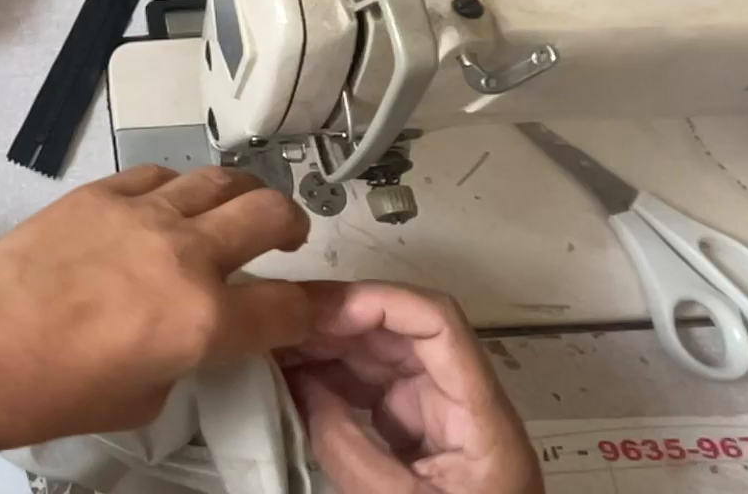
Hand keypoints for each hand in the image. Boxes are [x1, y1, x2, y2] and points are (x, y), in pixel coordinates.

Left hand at [0, 165, 312, 451]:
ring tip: (235, 205)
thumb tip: (191, 324)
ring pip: (215, 179)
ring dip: (239, 192)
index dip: (317, 307)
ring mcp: (140, 212)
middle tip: (287, 235)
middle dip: (291, 223)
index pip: (287, 306)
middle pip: (267, 212)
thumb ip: (186, 351)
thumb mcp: (146, 396)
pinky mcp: (99, 192)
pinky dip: (175, 188)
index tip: (324, 302)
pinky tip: (166, 203)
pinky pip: (155, 175)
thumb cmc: (57, 390)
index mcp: (204, 318)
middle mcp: (184, 253)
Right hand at [282, 281, 540, 493]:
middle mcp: (459, 401)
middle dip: (331, 319)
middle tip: (271, 323)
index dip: (374, 302)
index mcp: (480, 417)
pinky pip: (362, 383)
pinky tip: (286, 376)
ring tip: (268, 345)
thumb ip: (348, 446)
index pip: (435, 322)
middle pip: (396, 329)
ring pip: (373, 351)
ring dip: (319, 343)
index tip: (314, 314)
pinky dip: (323, 374)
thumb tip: (297, 381)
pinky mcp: (410, 431)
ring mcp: (433, 415)